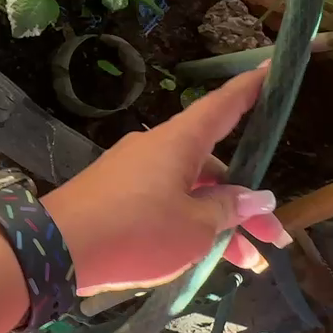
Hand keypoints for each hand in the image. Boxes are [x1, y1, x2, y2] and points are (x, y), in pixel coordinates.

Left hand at [41, 67, 290, 292]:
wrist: (58, 248)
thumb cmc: (136, 231)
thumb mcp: (194, 227)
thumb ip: (226, 210)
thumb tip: (252, 196)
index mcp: (176, 142)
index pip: (220, 107)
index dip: (248, 90)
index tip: (270, 69)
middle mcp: (154, 149)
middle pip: (211, 165)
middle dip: (245, 202)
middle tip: (275, 239)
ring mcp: (133, 171)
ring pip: (190, 190)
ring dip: (219, 222)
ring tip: (249, 264)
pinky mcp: (116, 194)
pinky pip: (164, 202)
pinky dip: (189, 224)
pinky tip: (207, 258)